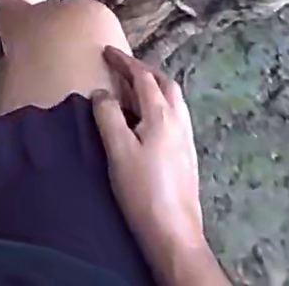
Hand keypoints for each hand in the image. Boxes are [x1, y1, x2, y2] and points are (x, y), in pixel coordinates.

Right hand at [93, 47, 226, 285]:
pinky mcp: (186, 157)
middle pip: (164, 83)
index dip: (124, 61)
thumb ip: (108, 116)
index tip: (107, 51)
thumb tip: (102, 93)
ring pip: (172, 99)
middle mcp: (178, 121)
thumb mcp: (118, 150)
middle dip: (143, 70)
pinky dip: (158, 105)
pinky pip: (174, 115)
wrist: (175, 238)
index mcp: (162, 114)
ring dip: (153, 86)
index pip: (143, 76)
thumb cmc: (144, 191)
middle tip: (122, 68)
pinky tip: (146, 121)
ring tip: (132, 91)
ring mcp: (186, 139)